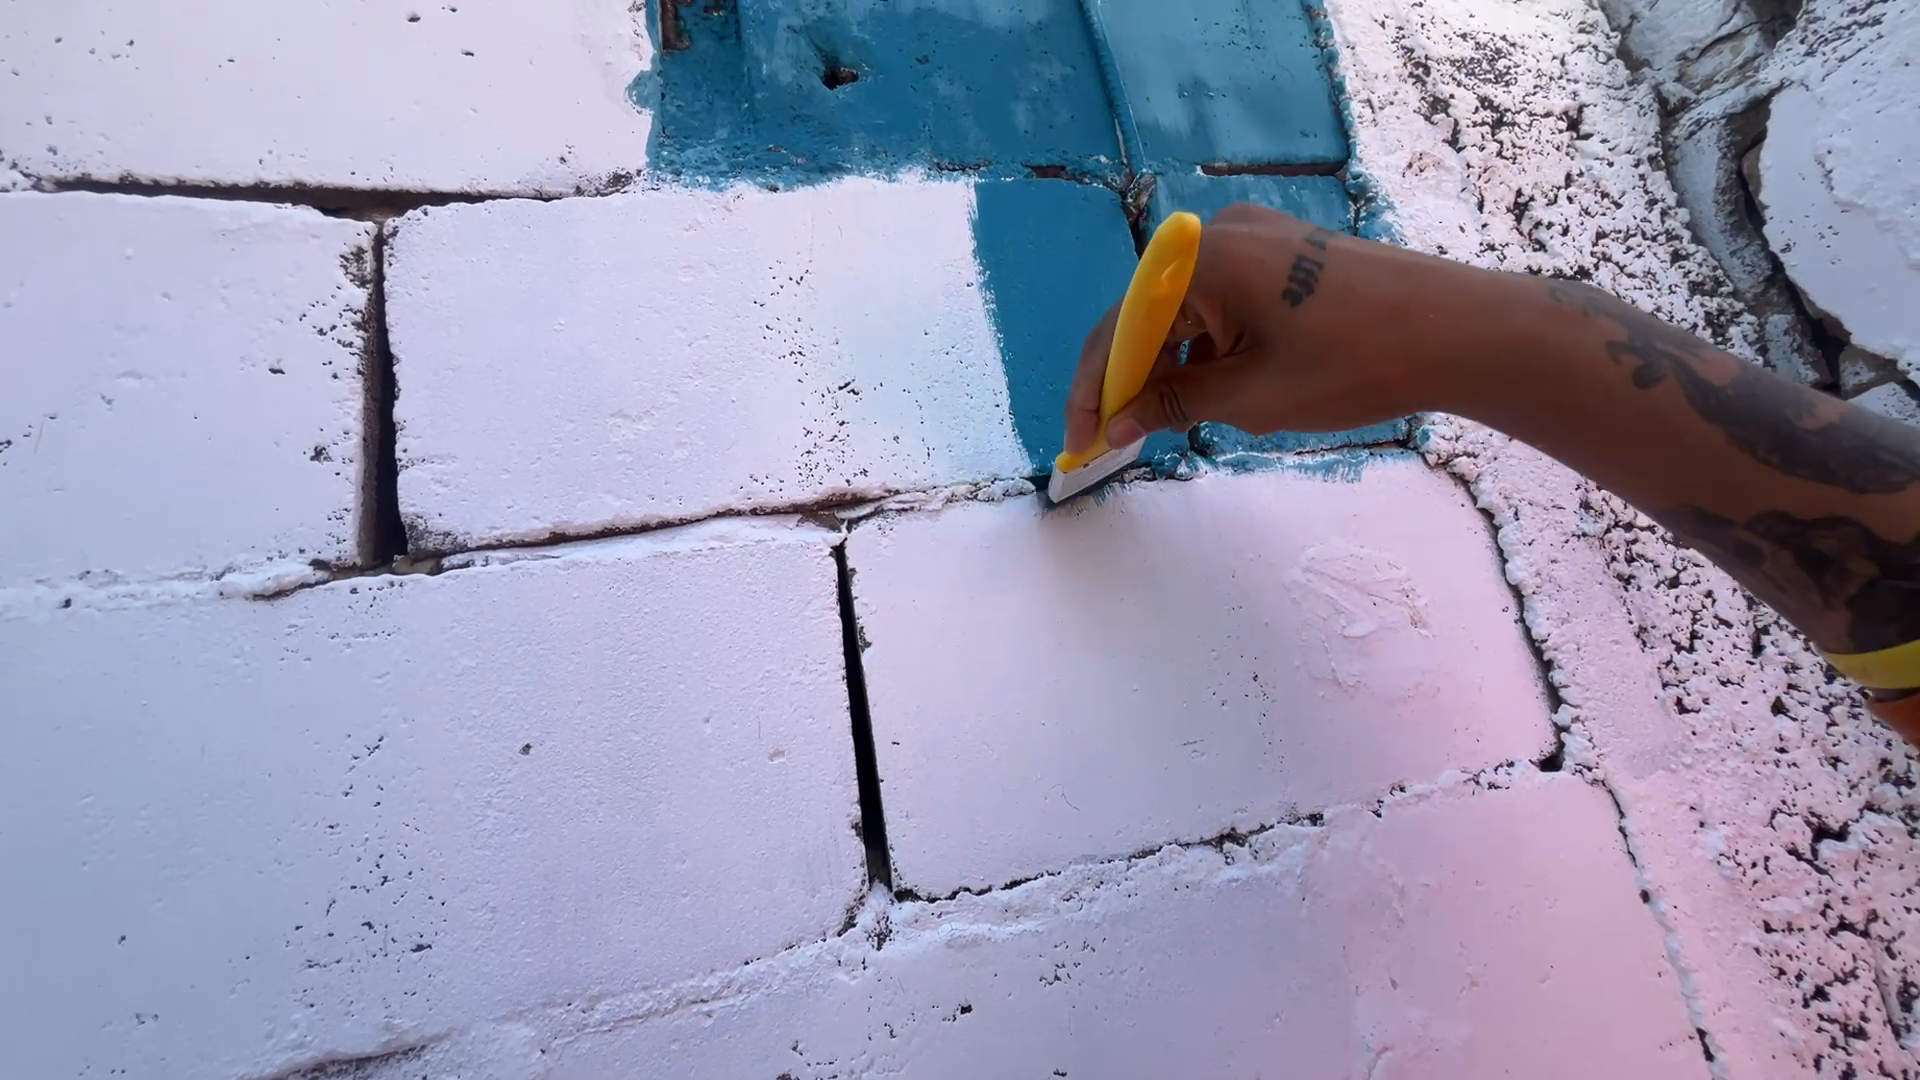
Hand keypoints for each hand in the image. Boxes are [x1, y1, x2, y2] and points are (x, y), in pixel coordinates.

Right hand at [1062, 202, 1467, 453]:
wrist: (1465, 331)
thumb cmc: (1356, 364)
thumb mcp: (1251, 395)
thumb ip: (1171, 405)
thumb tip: (1115, 428)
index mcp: (1202, 261)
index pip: (1119, 329)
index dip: (1092, 391)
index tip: (1081, 445)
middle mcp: (1215, 236)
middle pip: (1143, 318)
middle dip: (1125, 382)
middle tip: (1114, 439)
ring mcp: (1249, 240)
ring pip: (1177, 314)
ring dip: (1163, 370)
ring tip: (1164, 425)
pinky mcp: (1275, 255)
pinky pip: (1211, 305)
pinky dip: (1199, 351)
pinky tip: (1205, 391)